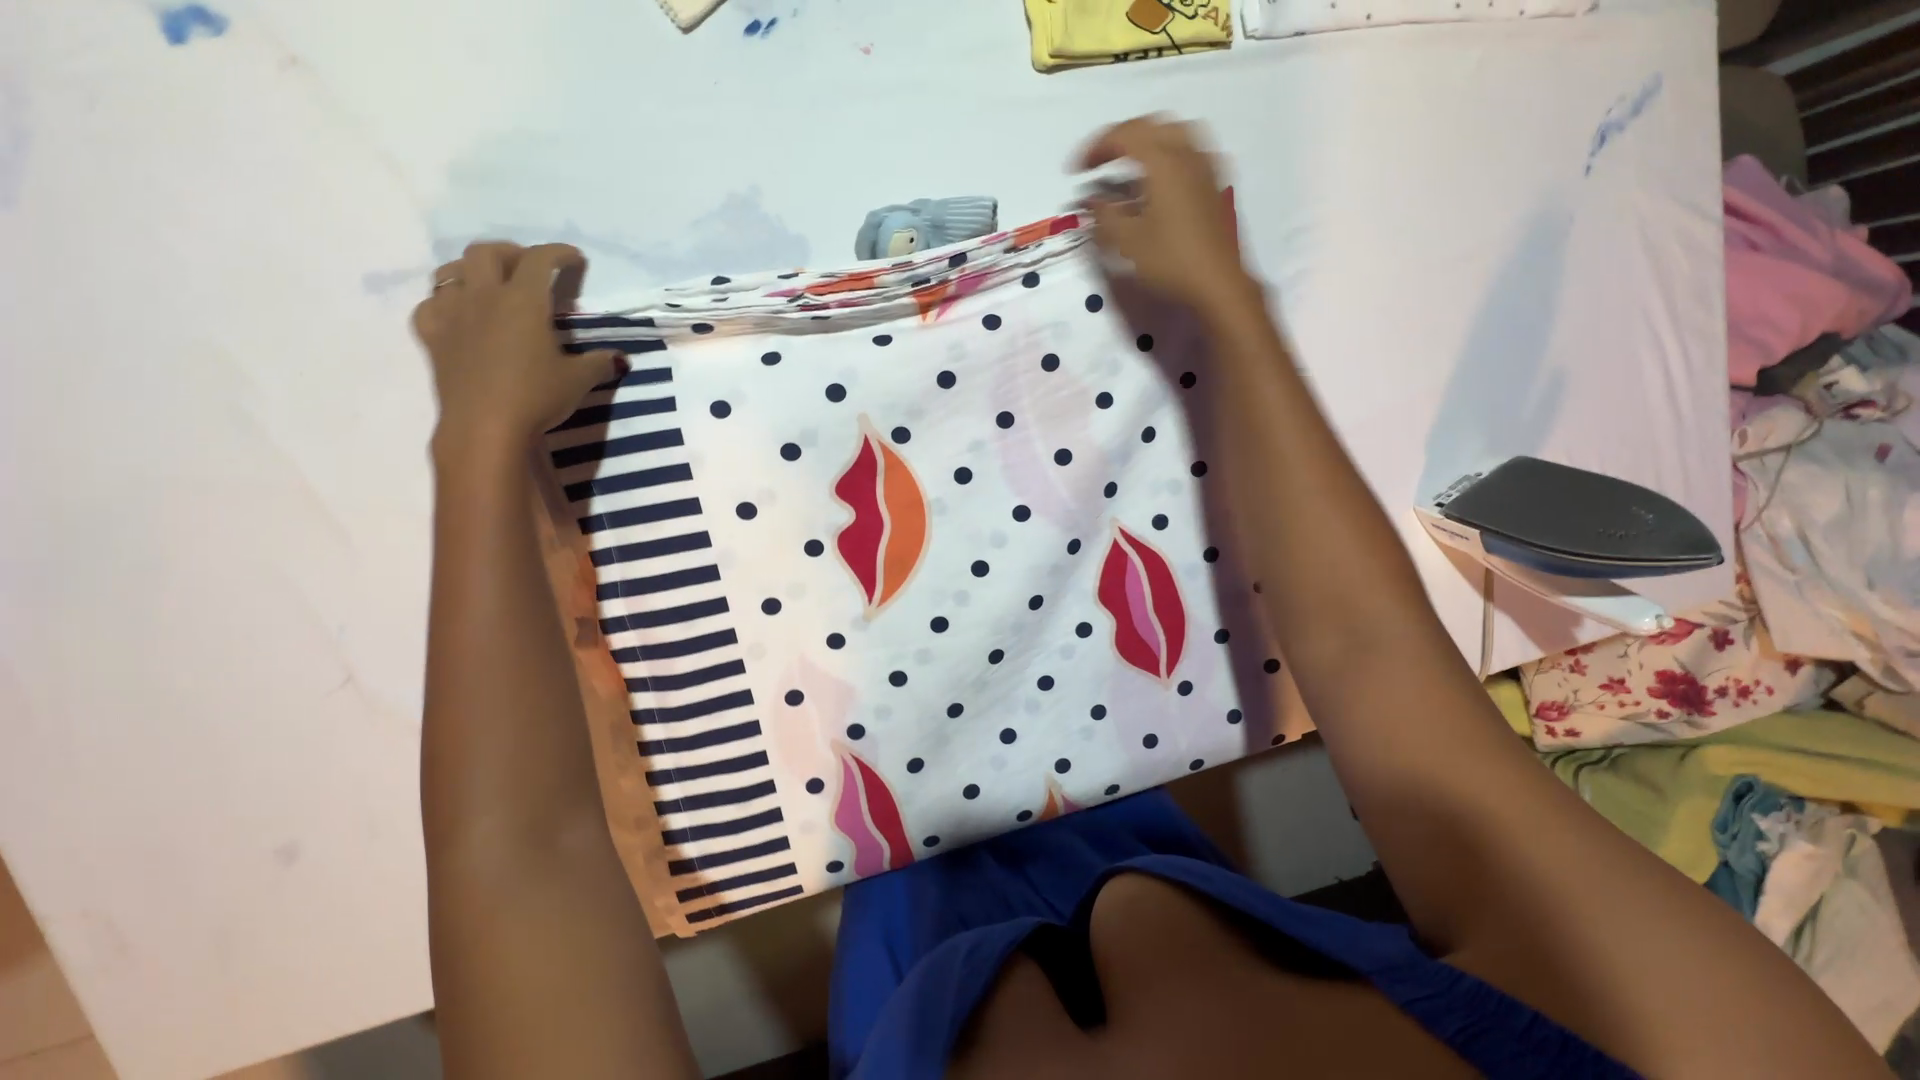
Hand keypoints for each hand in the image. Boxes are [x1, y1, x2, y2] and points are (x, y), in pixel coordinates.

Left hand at [412, 242, 626, 454]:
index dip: (558, 253)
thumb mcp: (578, 381)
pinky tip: (457, 315)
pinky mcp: (433, 338)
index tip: (573, 259)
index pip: (539, 259)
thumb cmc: (536, 397)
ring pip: (450, 271)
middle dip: (510, 252)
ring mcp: (452, 315)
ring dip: (470, 270)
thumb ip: (598, 363)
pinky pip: (429, 306)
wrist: (485, 428)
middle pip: (486, 252)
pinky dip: (444, 303)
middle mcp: (483, 297)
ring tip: (488, 284)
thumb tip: (618, 359)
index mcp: (523, 300)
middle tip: (527, 267)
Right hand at [1074, 116, 1255, 318]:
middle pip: (1151, 126)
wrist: (1218, 285)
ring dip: (1148, 142)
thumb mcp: (1128, 241)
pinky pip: (1191, 153)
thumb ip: (1104, 214)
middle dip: (1121, 139)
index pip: (1124, 135)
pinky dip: (1169, 157)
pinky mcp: (1215, 185)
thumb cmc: (1170, 262)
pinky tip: (1160, 181)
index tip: (1076, 171)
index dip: (1095, 148)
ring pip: (1176, 134)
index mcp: (1164, 162)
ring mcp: (1206, 168)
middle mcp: (1188, 155)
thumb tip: (1090, 200)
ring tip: (1130, 165)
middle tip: (1101, 162)